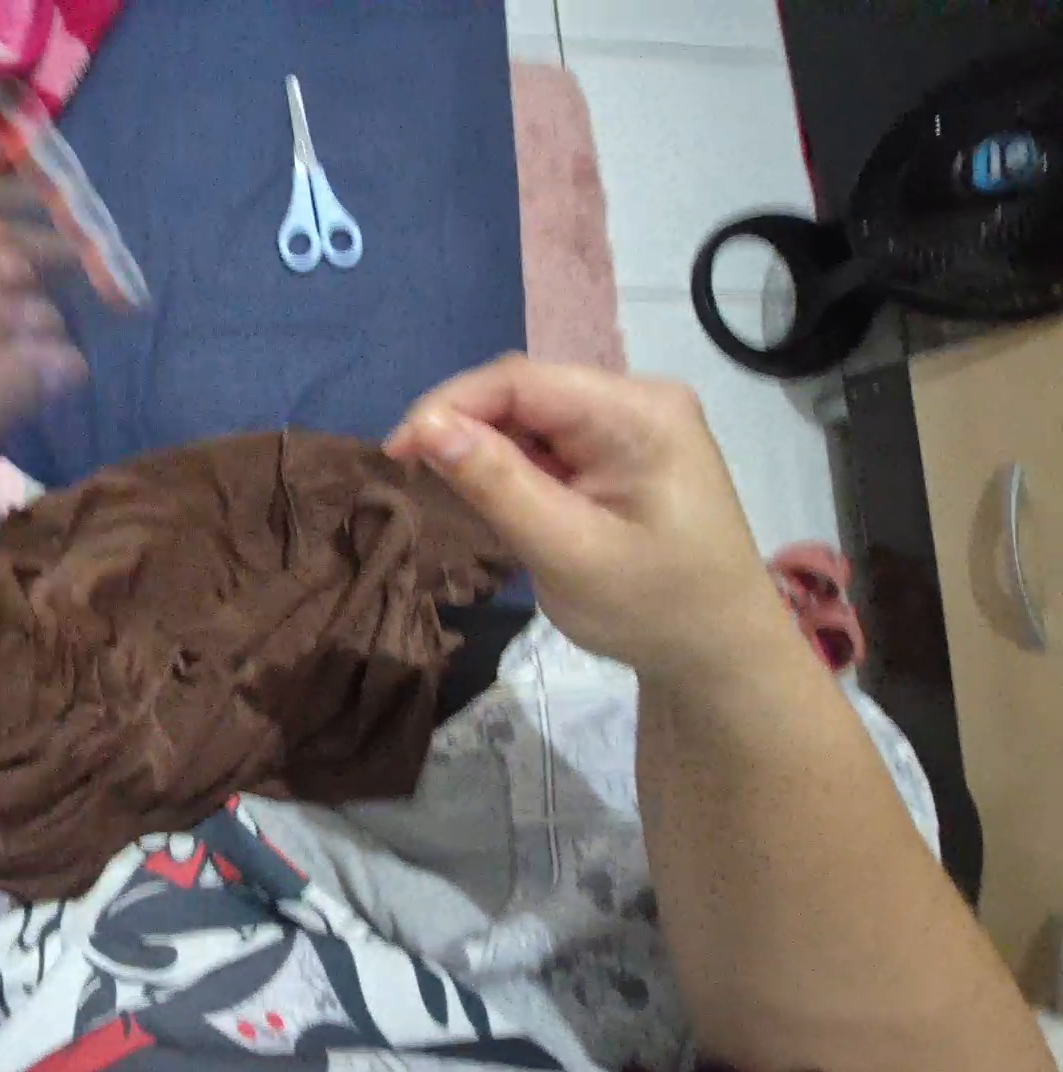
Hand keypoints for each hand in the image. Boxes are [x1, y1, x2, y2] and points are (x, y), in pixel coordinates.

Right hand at [386, 355, 790, 679]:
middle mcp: (632, 401)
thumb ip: (495, 484)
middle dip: (458, 424)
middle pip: (520, 390)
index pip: (519, 381)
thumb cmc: (649, 607)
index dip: (446, 406)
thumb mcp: (565, 550)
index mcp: (636, 413)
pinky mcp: (609, 450)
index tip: (395, 453)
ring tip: (444, 486)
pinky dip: (499, 461)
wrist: (714, 652)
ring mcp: (623, 424)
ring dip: (476, 444)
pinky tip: (486, 490)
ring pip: (522, 414)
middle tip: (411, 472)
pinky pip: (537, 439)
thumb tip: (424, 427)